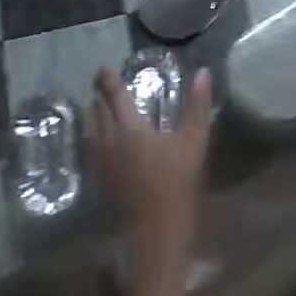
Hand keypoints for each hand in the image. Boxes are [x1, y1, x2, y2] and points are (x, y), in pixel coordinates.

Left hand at [91, 65, 213, 247]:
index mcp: (129, 129)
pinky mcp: (101, 178)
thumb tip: (203, 73)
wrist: (158, 226)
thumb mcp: (194, 140)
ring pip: (92, 130)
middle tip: (110, 88)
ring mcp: (101, 161)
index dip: (108, 80)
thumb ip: (197, 105)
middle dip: (102, 97)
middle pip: (97, 111)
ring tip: (108, 110)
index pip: (114, 96)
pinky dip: (98, 135)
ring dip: (98, 116)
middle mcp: (108, 141)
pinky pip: (93, 147)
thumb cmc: (179, 181)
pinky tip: (110, 140)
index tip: (105, 69)